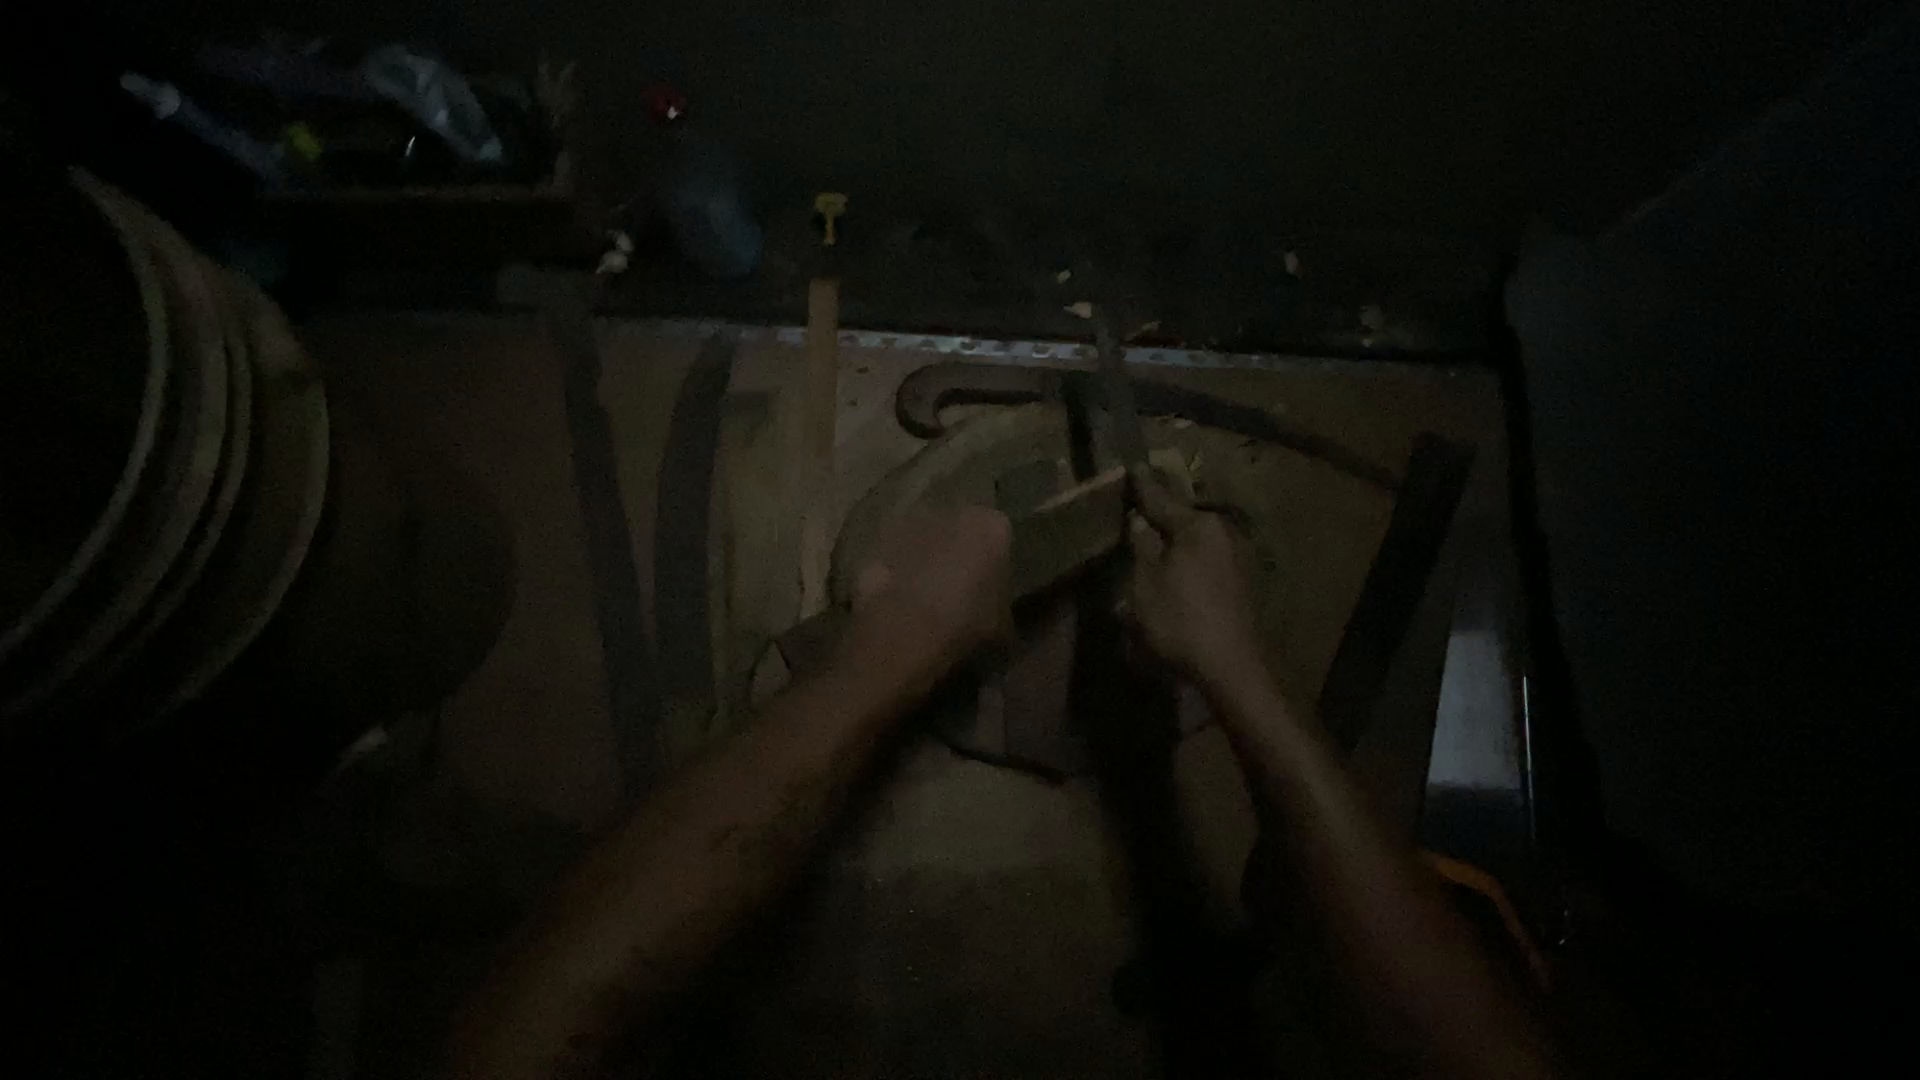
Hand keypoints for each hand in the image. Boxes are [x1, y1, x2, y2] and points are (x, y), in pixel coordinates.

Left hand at [848, 503, 1012, 677]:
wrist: (907, 625)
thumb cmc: (966, 622)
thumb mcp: (1002, 621)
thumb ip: (1000, 601)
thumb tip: (994, 609)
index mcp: (993, 526)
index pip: (999, 537)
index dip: (992, 563)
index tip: (987, 585)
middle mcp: (956, 511)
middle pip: (960, 528)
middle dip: (958, 549)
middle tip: (955, 585)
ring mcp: (913, 519)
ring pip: (925, 535)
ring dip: (925, 554)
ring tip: (922, 591)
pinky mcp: (880, 536)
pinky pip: (896, 550)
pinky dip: (897, 564)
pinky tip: (897, 593)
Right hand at [1124, 469, 1265, 687]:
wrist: (1228, 667)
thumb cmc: (1179, 619)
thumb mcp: (1146, 581)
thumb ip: (1142, 545)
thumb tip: (1139, 520)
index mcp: (1198, 526)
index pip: (1161, 498)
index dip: (1142, 485)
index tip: (1133, 465)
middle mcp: (1222, 534)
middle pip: (1182, 518)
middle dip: (1160, 512)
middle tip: (1138, 500)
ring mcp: (1234, 559)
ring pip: (1194, 540)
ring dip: (1173, 539)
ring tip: (1150, 534)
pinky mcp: (1237, 584)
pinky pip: (1202, 560)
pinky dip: (1185, 559)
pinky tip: (1171, 566)